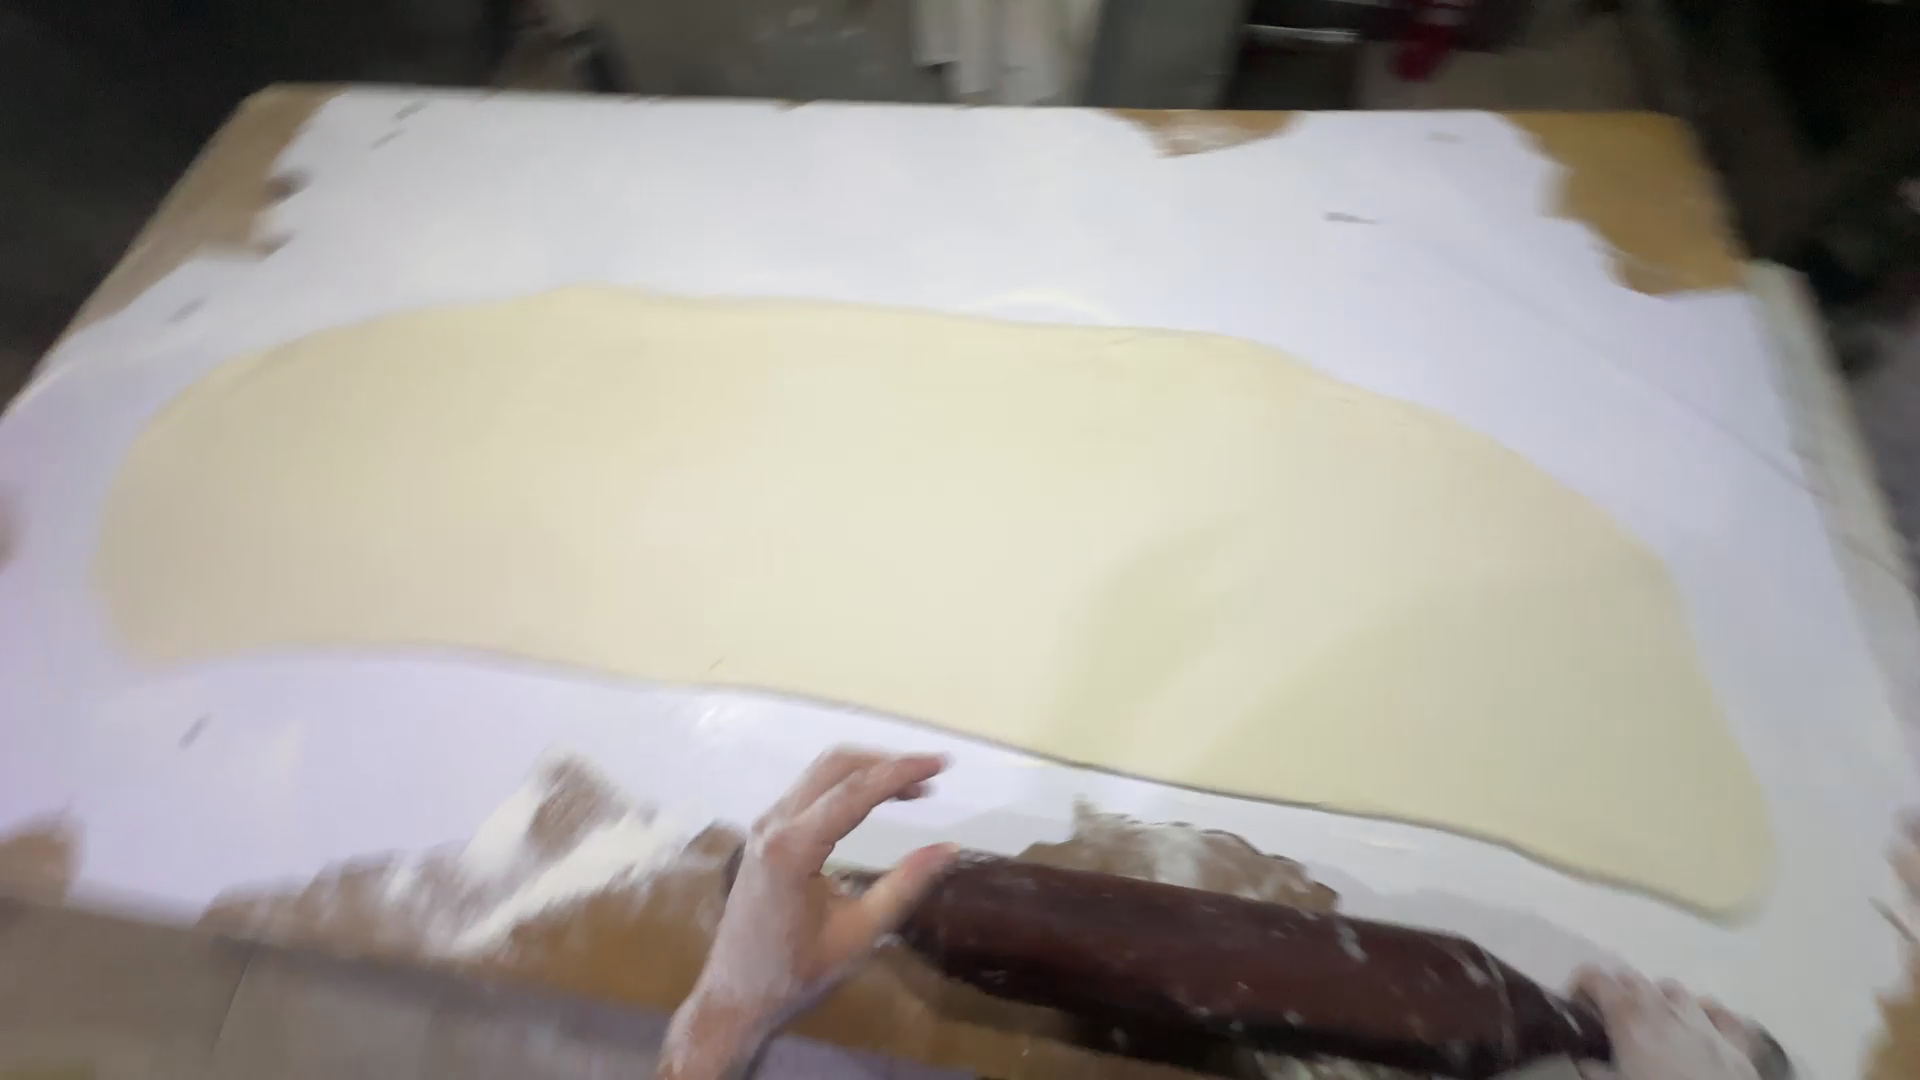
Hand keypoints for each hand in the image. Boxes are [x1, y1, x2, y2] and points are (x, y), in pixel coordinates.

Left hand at [658, 747, 957, 1079]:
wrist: (734, 996)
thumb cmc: (797, 973)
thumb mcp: (860, 934)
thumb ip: (905, 885)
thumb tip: (950, 848)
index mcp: (792, 848)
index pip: (854, 791)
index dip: (900, 771)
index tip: (939, 764)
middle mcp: (775, 822)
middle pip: (836, 765)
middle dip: (886, 762)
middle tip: (929, 774)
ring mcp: (767, 822)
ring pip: (823, 771)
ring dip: (869, 769)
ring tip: (912, 787)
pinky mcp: (768, 829)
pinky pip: (813, 787)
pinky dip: (850, 782)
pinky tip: (877, 797)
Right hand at [1571, 968, 1759, 1079]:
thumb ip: (1591, 1064)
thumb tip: (1583, 1056)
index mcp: (1627, 1015)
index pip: (1592, 974)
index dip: (1579, 985)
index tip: (1575, 1006)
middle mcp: (1664, 1009)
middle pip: (1631, 976)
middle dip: (1615, 988)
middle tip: (1609, 1014)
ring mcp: (1705, 1026)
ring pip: (1673, 989)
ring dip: (1657, 997)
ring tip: (1651, 1018)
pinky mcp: (1738, 1050)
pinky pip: (1724, 1016)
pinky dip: (1707, 1013)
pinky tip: (1699, 1025)